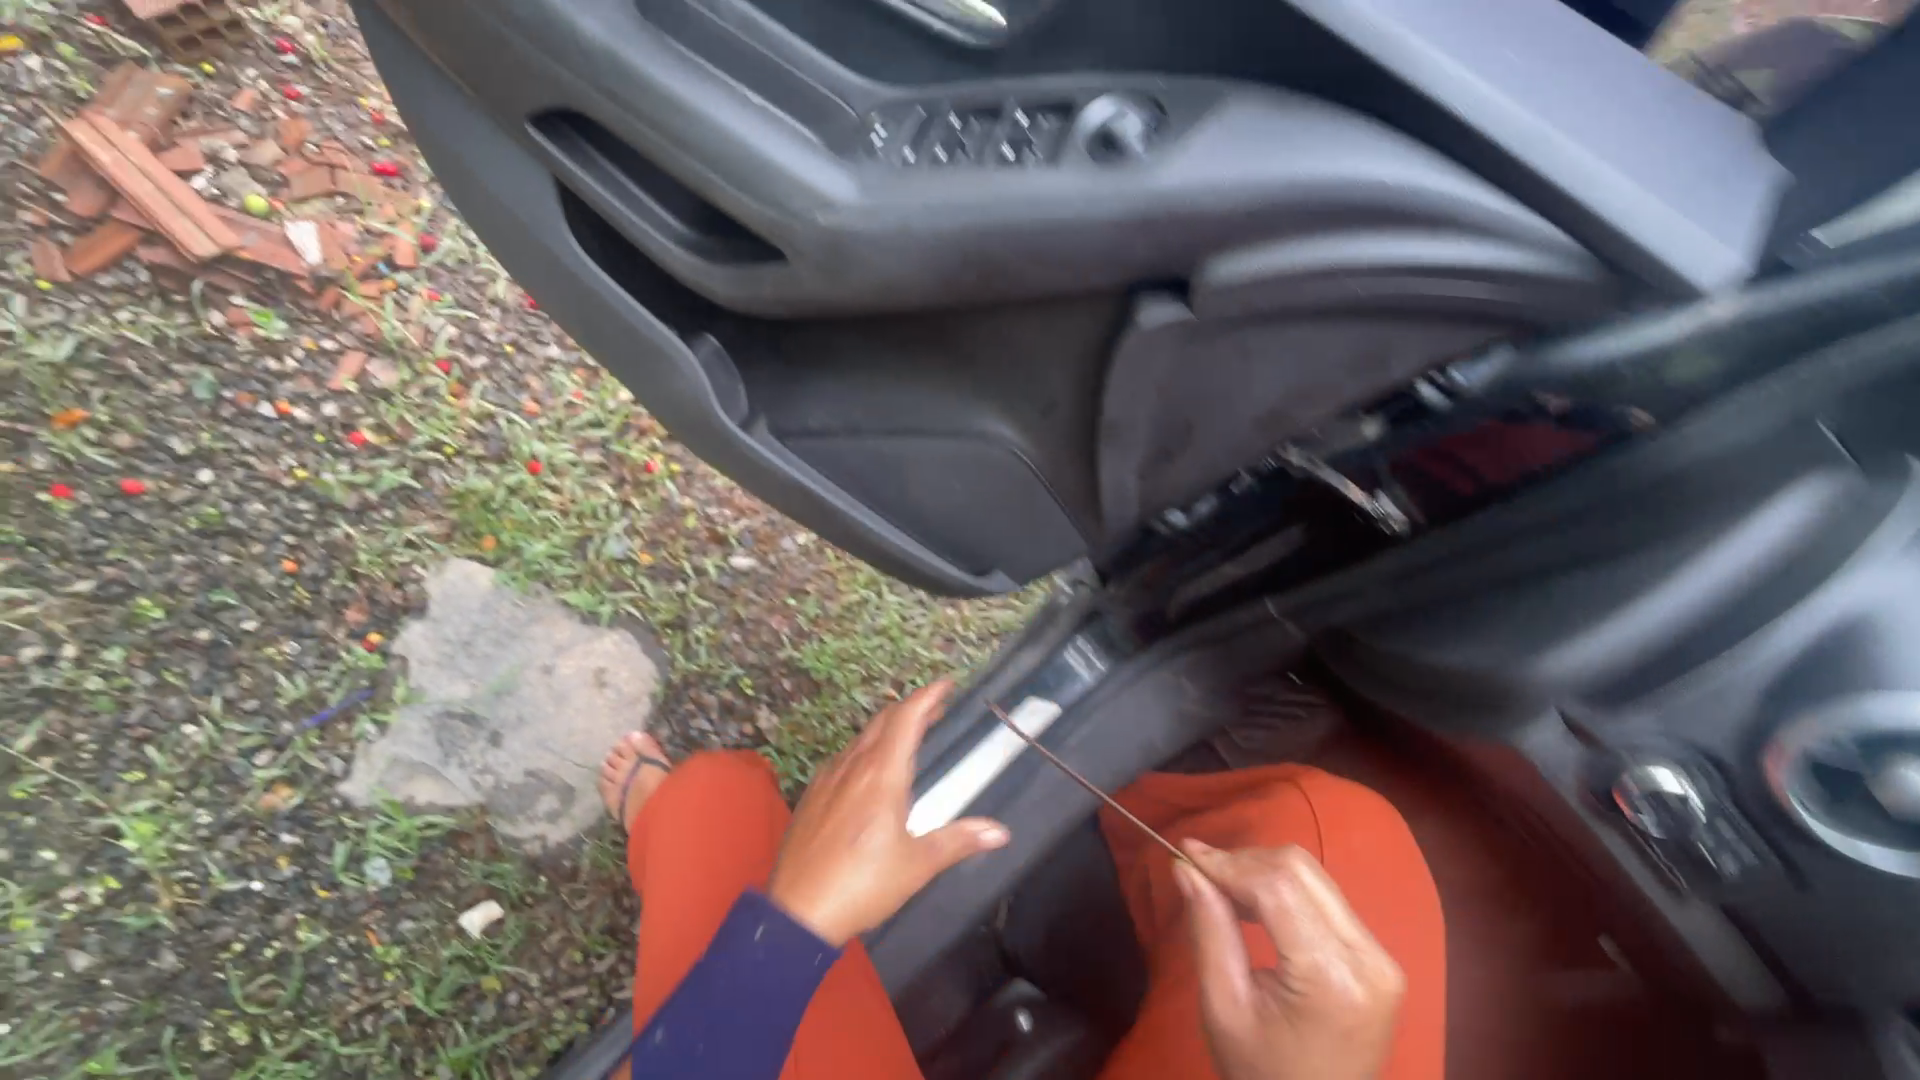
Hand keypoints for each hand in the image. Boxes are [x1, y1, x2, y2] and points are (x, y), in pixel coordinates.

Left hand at [767, 681, 1009, 945]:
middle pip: (882, 721)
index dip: (927, 696)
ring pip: (860, 738)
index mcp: (881, 775)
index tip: (946, 684)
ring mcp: (827, 779)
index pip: (906, 719)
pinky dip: (864, 751)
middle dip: (910, 709)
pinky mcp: (811, 796)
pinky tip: (868, 772)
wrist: (797, 913)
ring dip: (886, 729)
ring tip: (907, 737)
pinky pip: (843, 759)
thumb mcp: (917, 865)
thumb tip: (1000, 832)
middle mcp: (853, 767)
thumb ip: (958, 841)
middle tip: (935, 710)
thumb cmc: (863, 885)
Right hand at [1175, 842, 1404, 1079]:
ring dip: (1262, 870)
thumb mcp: (1223, 1005)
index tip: (1184, 853)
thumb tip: (1185, 866)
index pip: (1277, 886)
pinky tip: (1255, 904)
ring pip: (1313, 875)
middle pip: (1299, 870)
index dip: (1227, 862)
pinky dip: (1283, 886)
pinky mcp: (1378, 957)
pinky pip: (1325, 895)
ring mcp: (1380, 956)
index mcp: (1330, 977)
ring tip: (1225, 891)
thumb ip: (1209, 929)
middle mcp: (1368, 958)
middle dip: (1243, 861)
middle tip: (1202, 876)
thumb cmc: (1261, 1072)